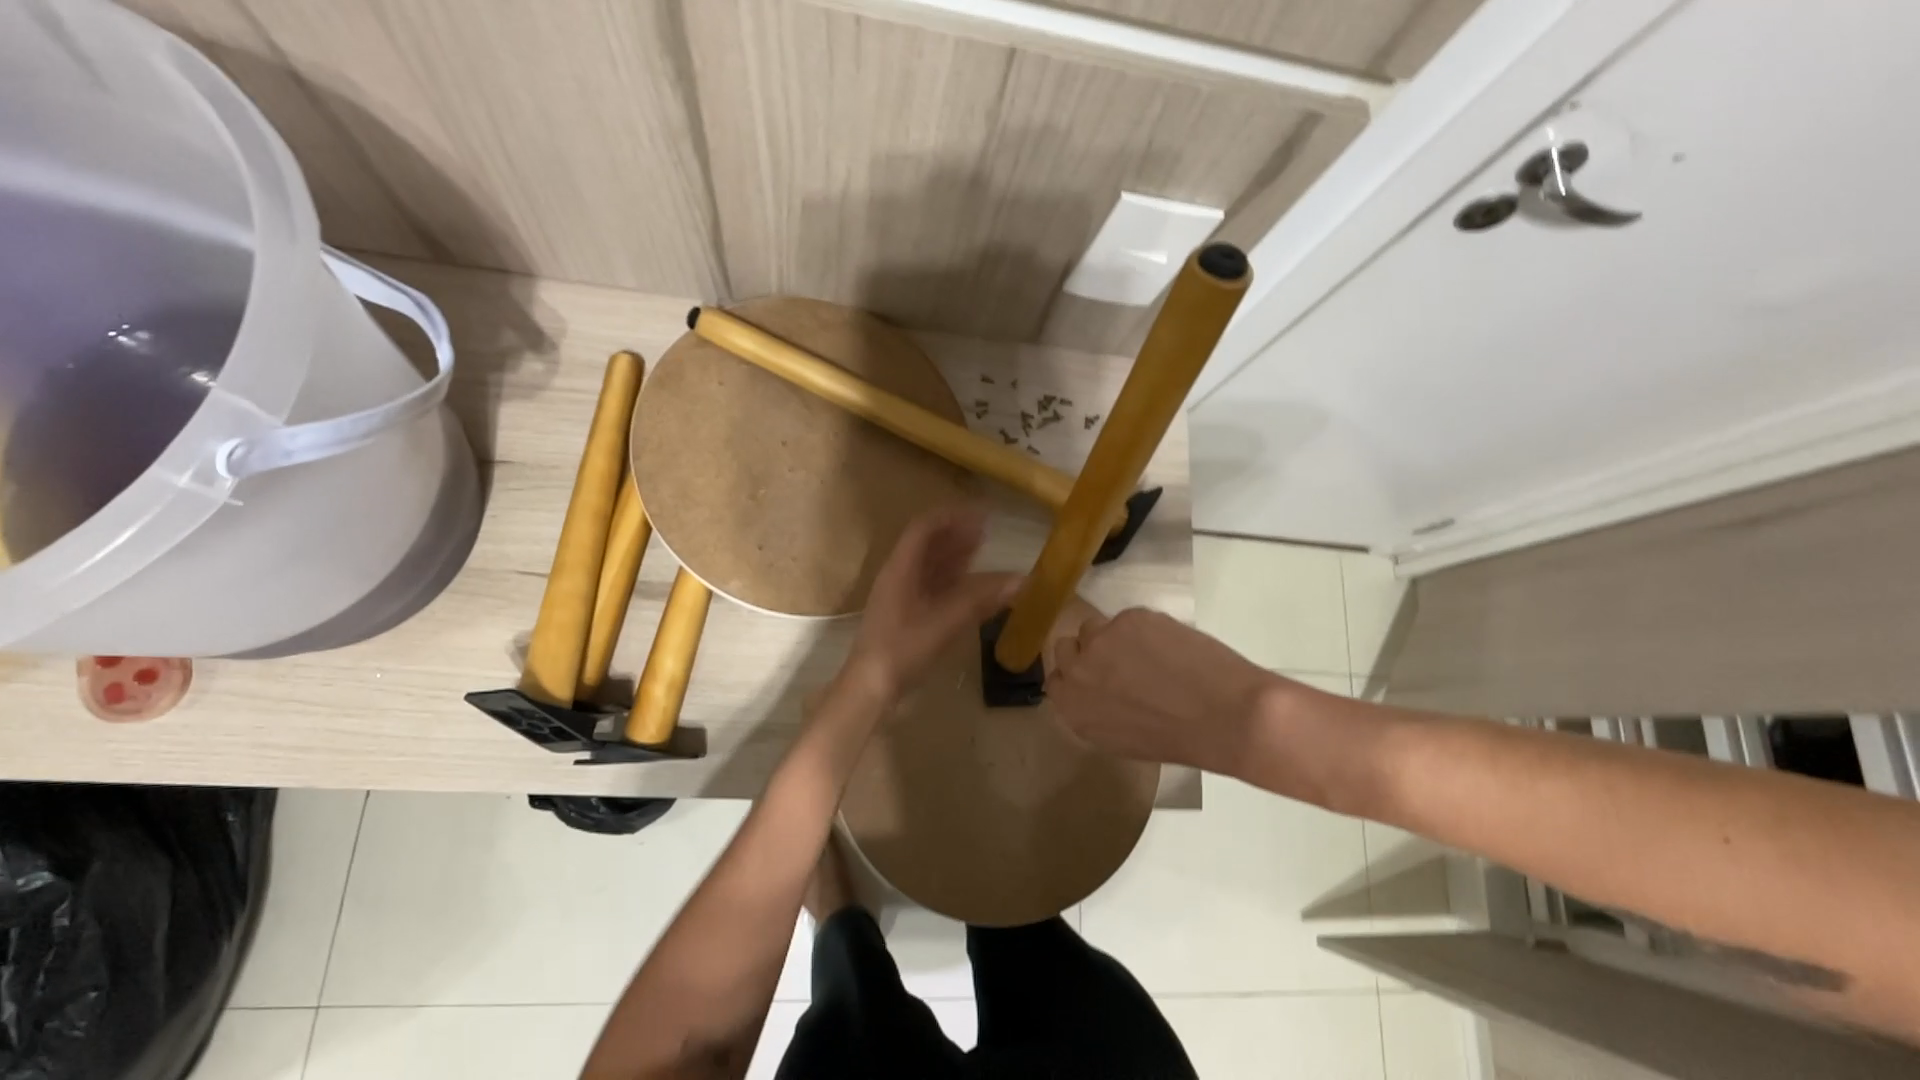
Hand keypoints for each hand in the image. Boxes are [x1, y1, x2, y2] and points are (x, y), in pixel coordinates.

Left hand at [845, 505, 1021, 700]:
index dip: (952, 517)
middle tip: (987, 533)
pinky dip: (952, 582)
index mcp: (900, 569)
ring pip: (929, 567)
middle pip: (927, 545)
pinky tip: (972, 589)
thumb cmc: (903, 648)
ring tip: (982, 553)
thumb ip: (982, 598)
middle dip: (956, 536)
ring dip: (954, 557)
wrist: (871, 688)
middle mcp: (898, 577)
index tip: (981, 514)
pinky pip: (930, 589)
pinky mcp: (905, 618)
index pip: (924, 528)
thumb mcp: (945, 621)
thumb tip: (1022, 579)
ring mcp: (900, 598)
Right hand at [1047, 607, 1276, 774]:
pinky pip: (1128, 618)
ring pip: (1095, 627)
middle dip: (1088, 653)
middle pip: (1066, 647)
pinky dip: (1146, 629)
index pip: (1055, 680)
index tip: (1097, 679)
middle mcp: (1078, 671)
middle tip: (1119, 663)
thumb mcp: (1120, 740)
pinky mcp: (1131, 618)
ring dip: (1113, 637)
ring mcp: (1102, 640)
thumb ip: (1093, 712)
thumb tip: (1093, 693)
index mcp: (1073, 708)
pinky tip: (1170, 646)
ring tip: (1148, 652)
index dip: (1076, 676)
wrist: (1224, 715)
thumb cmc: (1177, 740)